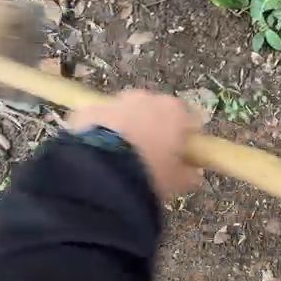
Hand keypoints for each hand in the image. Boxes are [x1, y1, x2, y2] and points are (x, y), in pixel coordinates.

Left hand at [64, 90, 203, 199]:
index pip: (191, 119)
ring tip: (123, 154)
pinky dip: (101, 130)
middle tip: (153, 154)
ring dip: (128, 126)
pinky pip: (100, 119)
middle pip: (157, 110)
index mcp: (175, 112)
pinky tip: (99, 152)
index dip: (188, 136)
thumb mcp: (177, 181)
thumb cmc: (149, 172)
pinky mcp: (88, 110)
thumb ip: (188, 174)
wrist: (101, 170)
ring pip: (127, 112)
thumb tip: (193, 175)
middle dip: (156, 127)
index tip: (185, 153)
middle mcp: (148, 99)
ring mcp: (116, 101)